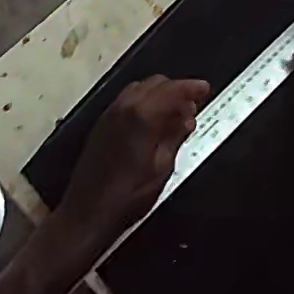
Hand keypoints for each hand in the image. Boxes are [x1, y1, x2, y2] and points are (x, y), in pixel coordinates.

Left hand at [49, 76, 210, 254]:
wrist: (88, 210)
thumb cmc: (128, 196)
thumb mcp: (162, 168)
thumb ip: (175, 137)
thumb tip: (186, 119)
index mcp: (142, 116)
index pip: (172, 90)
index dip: (191, 87)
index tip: (204, 89)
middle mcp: (123, 107)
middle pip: (156, 83)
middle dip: (177, 90)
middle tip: (193, 105)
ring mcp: (110, 113)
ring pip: (140, 88)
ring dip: (160, 94)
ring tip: (176, 113)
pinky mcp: (102, 122)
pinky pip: (127, 99)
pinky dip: (145, 101)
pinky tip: (154, 119)